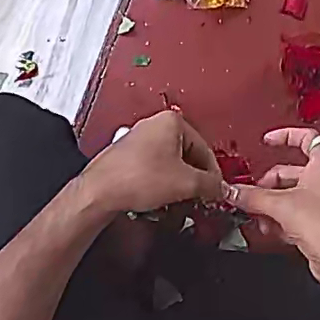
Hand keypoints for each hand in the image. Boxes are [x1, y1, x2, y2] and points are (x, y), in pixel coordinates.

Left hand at [75, 110, 224, 214]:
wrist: (99, 193)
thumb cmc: (134, 179)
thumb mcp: (186, 183)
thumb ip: (210, 184)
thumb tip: (220, 187)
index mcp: (171, 121)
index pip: (204, 149)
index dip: (212, 174)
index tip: (215, 189)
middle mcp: (155, 125)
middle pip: (188, 155)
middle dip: (193, 178)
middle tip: (198, 196)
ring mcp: (140, 139)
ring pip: (171, 163)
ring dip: (177, 182)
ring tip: (176, 198)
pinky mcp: (128, 155)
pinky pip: (154, 168)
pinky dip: (161, 182)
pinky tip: (158, 197)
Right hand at [228, 128, 319, 282]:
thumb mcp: (281, 206)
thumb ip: (253, 196)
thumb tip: (233, 191)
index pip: (307, 137)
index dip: (286, 136)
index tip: (267, 141)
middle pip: (290, 172)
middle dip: (268, 184)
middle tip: (251, 194)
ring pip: (289, 196)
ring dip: (270, 205)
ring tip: (257, 216)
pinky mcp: (319, 222)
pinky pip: (294, 214)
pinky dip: (280, 219)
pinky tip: (270, 230)